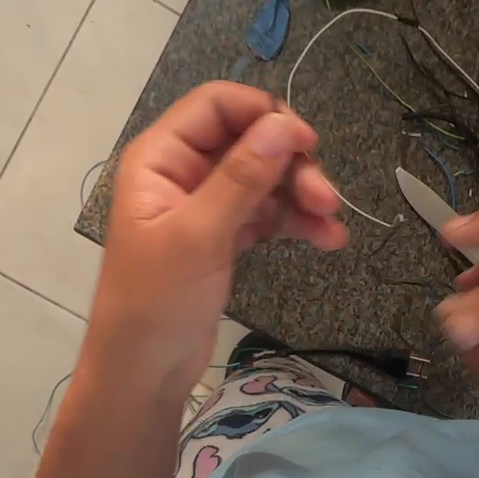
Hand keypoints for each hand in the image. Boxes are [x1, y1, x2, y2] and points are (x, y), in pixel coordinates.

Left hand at [90, 82, 347, 396]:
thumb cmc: (157, 301)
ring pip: (264, 182)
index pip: (217, 107)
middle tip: (327, 199)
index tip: (308, 143)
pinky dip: (295, 224)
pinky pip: (265, 217)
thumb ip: (242, 178)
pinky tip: (326, 240)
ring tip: (333, 226)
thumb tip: (284, 125)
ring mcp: (206, 207)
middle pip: (249, 144)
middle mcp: (184, 173)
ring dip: (301, 197)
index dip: (264, 115)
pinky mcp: (224, 239)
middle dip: (292, 166)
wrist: (145, 370)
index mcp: (161, 158)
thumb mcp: (199, 235)